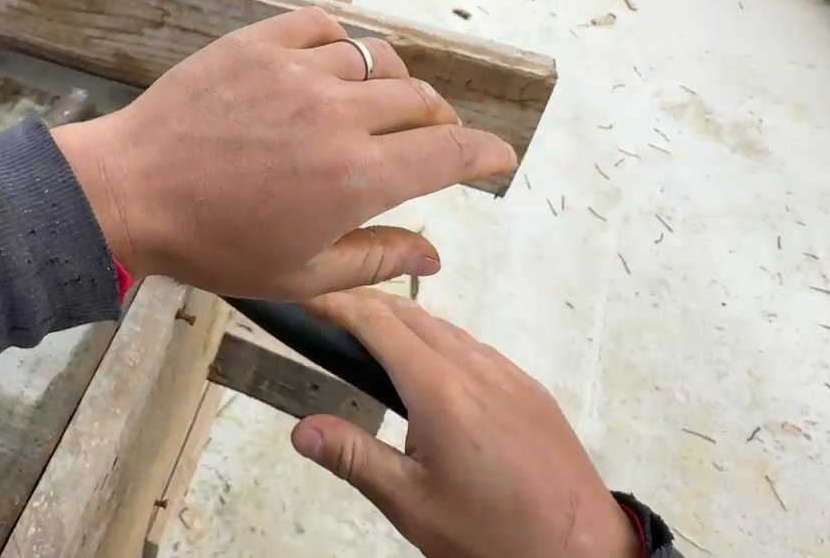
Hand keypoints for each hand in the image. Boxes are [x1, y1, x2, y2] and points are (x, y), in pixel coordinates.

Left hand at [51, 7, 514, 299]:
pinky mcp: (258, 42)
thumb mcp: (299, 275)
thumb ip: (375, 261)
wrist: (131, 190)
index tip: (497, 157)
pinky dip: (341, 43)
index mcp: (356, 177)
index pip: (451, 153)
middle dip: (438, 123)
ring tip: (379, 103)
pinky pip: (322, 25)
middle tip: (428, 139)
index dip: (485, 154)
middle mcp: (338, 114)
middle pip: (421, 101)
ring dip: (394, 83)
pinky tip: (330, 66)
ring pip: (379, 58)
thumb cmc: (212, 243)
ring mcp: (297, 69)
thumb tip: (433, 254)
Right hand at [291, 289, 637, 557]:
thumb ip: (353, 457)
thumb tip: (300, 428)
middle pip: (408, 312)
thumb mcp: (412, 506)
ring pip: (442, 326)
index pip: (377, 322)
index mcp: (438, 389)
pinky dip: (437, 339)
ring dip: (401, 319)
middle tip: (327, 313)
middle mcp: (473, 366)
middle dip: (364, 303)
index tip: (307, 296)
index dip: (338, 302)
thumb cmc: (491, 536)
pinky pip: (472, 346)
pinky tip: (429, 368)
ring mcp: (507, 372)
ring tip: (369, 338)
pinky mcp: (529, 387)